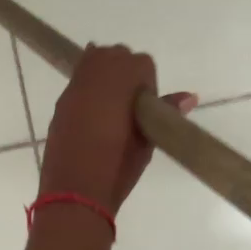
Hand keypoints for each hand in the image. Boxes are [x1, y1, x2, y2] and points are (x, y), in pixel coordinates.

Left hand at [39, 45, 195, 212]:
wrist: (76, 192)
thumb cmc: (117, 168)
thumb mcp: (146, 141)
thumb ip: (165, 112)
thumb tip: (190, 97)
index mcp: (125, 75)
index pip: (143, 64)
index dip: (148, 86)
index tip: (146, 111)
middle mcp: (98, 69)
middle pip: (117, 57)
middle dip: (125, 78)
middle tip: (129, 112)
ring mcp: (76, 84)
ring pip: (95, 64)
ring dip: (105, 82)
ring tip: (110, 115)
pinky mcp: (61, 101)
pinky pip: (79, 85)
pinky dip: (88, 95)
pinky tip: (92, 123)